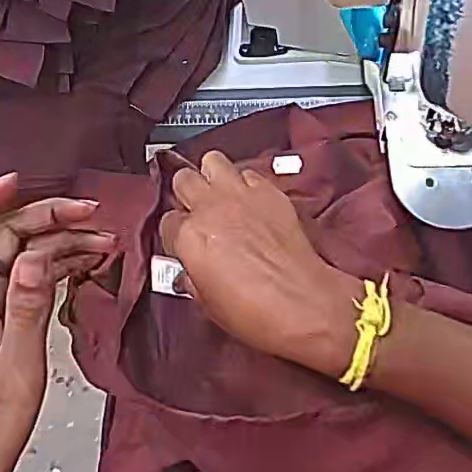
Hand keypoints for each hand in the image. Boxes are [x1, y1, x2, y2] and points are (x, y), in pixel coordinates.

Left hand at [0, 173, 113, 471]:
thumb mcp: (15, 369)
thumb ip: (27, 308)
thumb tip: (39, 254)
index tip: (19, 182)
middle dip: (42, 217)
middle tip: (91, 213)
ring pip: (21, 258)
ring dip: (59, 242)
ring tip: (104, 239)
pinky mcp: (7, 327)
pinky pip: (32, 283)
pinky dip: (60, 268)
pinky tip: (89, 263)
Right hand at [158, 151, 361, 376]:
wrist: (304, 304)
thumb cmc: (256, 310)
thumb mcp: (207, 303)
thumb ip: (192, 276)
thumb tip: (192, 269)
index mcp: (189, 236)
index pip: (167, 221)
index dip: (175, 232)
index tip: (183, 239)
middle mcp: (211, 208)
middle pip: (184, 179)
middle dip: (187, 192)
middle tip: (196, 208)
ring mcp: (242, 195)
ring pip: (214, 161)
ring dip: (212, 175)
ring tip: (219, 193)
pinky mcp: (270, 192)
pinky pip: (249, 174)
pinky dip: (246, 183)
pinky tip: (250, 201)